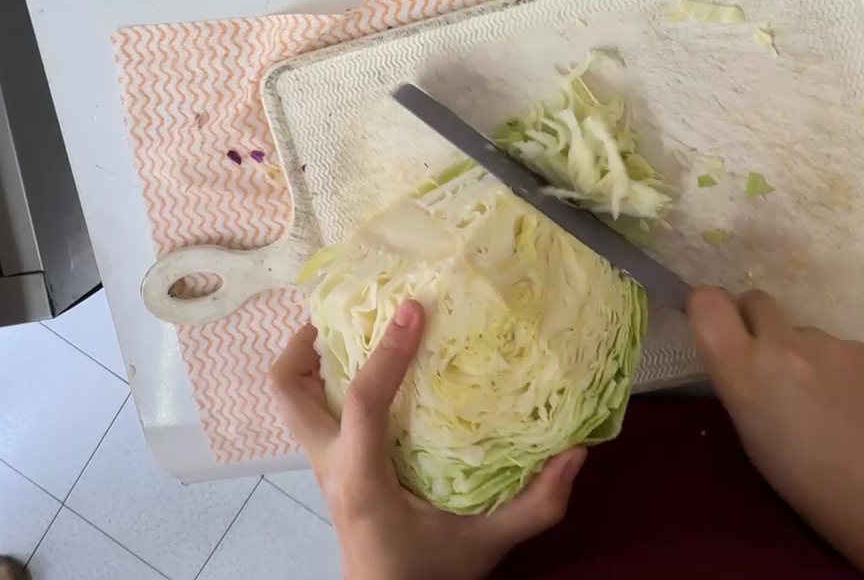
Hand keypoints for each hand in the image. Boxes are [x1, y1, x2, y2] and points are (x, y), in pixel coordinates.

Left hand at [270, 299, 584, 579]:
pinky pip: (308, 410)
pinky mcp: (327, 467)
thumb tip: (576, 452)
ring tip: (349, 328)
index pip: (363, 402)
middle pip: (287, 390)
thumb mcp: (486, 546)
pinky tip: (363, 368)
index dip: (387, 352)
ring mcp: (322, 466)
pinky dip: (320, 379)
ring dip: (307, 357)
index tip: (413, 310)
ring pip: (288, 398)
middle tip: (349, 312)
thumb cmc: (428, 576)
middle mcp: (330, 466)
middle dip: (305, 341)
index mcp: (363, 480)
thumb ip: (534, 505)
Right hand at [684, 287, 863, 536]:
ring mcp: (832, 344)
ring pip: (804, 331)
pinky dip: (845, 370)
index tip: (720, 329)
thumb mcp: (752, 436)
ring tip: (831, 404)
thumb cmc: (813, 488)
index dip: (708, 309)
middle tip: (775, 367)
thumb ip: (741, 381)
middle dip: (758, 324)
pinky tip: (863, 408)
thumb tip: (745, 355)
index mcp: (743, 370)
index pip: (706, 301)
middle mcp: (782, 344)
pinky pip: (844, 348)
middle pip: (755, 300)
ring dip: (807, 355)